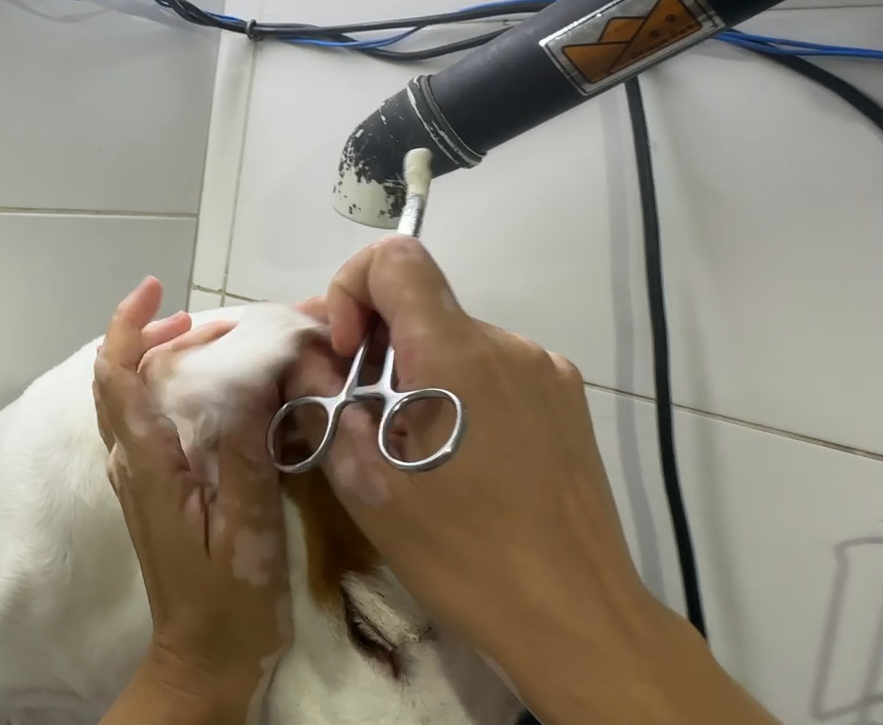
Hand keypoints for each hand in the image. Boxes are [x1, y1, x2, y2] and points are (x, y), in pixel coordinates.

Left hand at [92, 278, 289, 712]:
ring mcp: (134, 471)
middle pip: (116, 376)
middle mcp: (128, 458)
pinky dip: (168, 386)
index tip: (154, 287)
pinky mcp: (148, 483)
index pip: (118, 375)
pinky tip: (208, 388)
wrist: (201, 656)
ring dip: (159, 357)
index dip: (128, 324)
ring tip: (210, 339)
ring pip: (128, 394)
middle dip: (149, 333)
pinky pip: (145, 417)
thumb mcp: (249, 530)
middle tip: (204, 317)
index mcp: (146, 462)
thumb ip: (245, 454)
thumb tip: (248, 380)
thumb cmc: (228, 600)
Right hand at [285, 238, 662, 696]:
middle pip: (417, 300)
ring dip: (407, 366)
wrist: (579, 623)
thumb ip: (320, 394)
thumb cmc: (460, 551)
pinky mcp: (563, 400)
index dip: (350, 289)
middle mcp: (506, 346)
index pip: (394, 259)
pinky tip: (446, 446)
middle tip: (347, 402)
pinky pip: (484, 363)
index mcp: (455, 355)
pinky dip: (447, 383)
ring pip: (448, 334)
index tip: (345, 354)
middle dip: (369, 338)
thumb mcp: (362, 476)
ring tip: (398, 435)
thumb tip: (303, 352)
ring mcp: (543, 371)